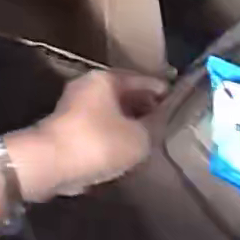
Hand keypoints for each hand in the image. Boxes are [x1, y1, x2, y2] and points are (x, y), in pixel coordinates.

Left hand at [6, 71, 165, 202]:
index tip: (184, 102)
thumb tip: (162, 118)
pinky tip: (134, 147)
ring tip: (159, 136)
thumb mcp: (139, 136)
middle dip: (147, 106)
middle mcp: (88, 85)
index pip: (140, 79)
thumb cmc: (99, 142)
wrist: (54, 160)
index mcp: (104, 79)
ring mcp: (77, 105)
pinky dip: (118, 132)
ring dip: (133, 120)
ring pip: (113, 109)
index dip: (163, 91)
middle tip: (174, 122)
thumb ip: (154, 125)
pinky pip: (103, 124)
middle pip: (125, 92)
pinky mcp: (72, 125)